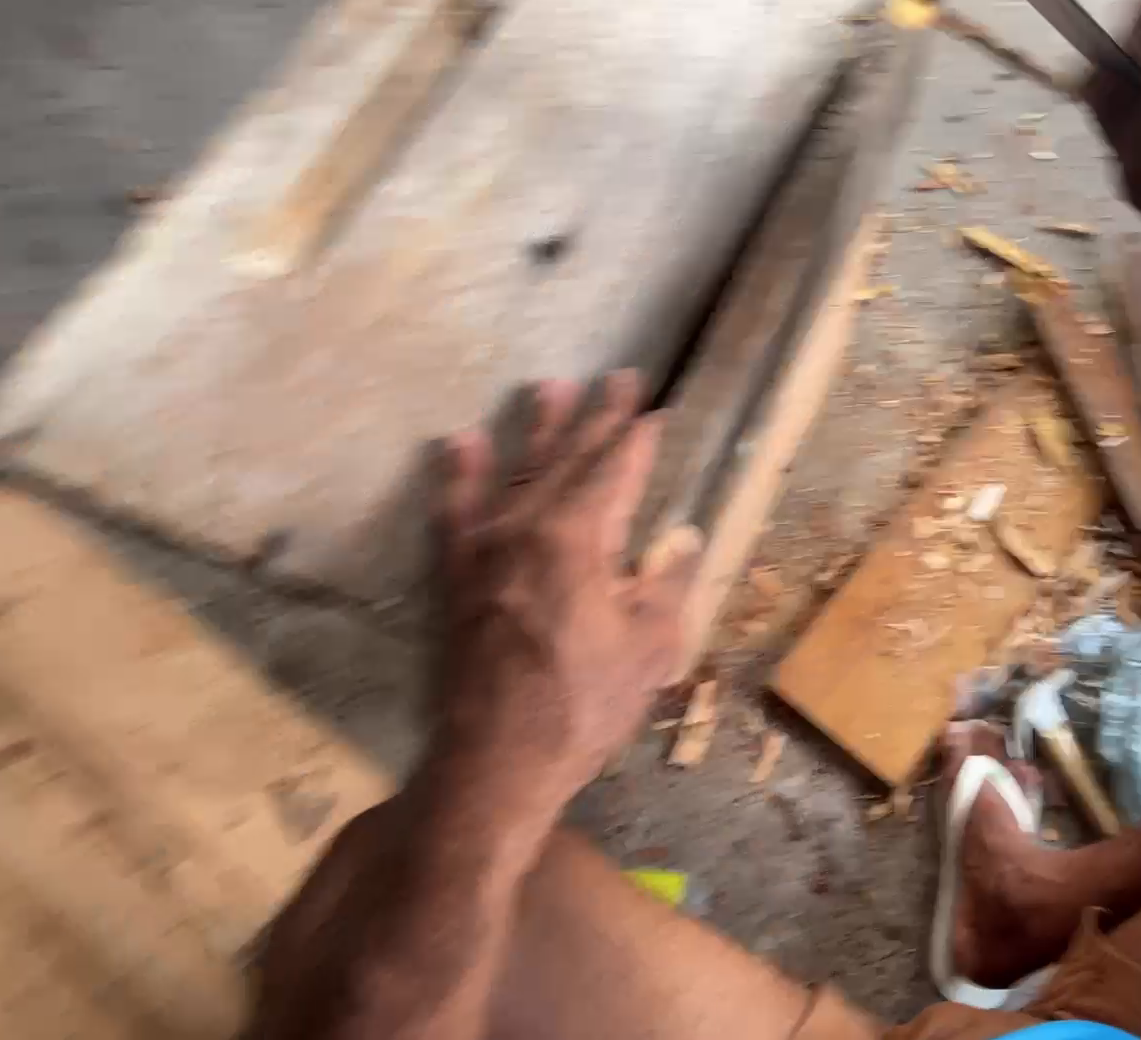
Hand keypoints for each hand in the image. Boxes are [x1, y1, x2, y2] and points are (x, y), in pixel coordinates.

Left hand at [431, 371, 701, 797]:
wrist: (495, 763)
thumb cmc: (586, 704)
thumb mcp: (652, 647)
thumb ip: (666, 582)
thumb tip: (684, 536)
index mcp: (581, 540)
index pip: (618, 471)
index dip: (639, 438)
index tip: (655, 407)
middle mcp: (528, 528)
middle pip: (570, 459)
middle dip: (598, 416)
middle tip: (619, 376)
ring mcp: (484, 549)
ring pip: (516, 471)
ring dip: (538, 429)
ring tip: (551, 387)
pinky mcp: (456, 576)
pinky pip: (455, 511)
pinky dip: (459, 474)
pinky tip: (460, 441)